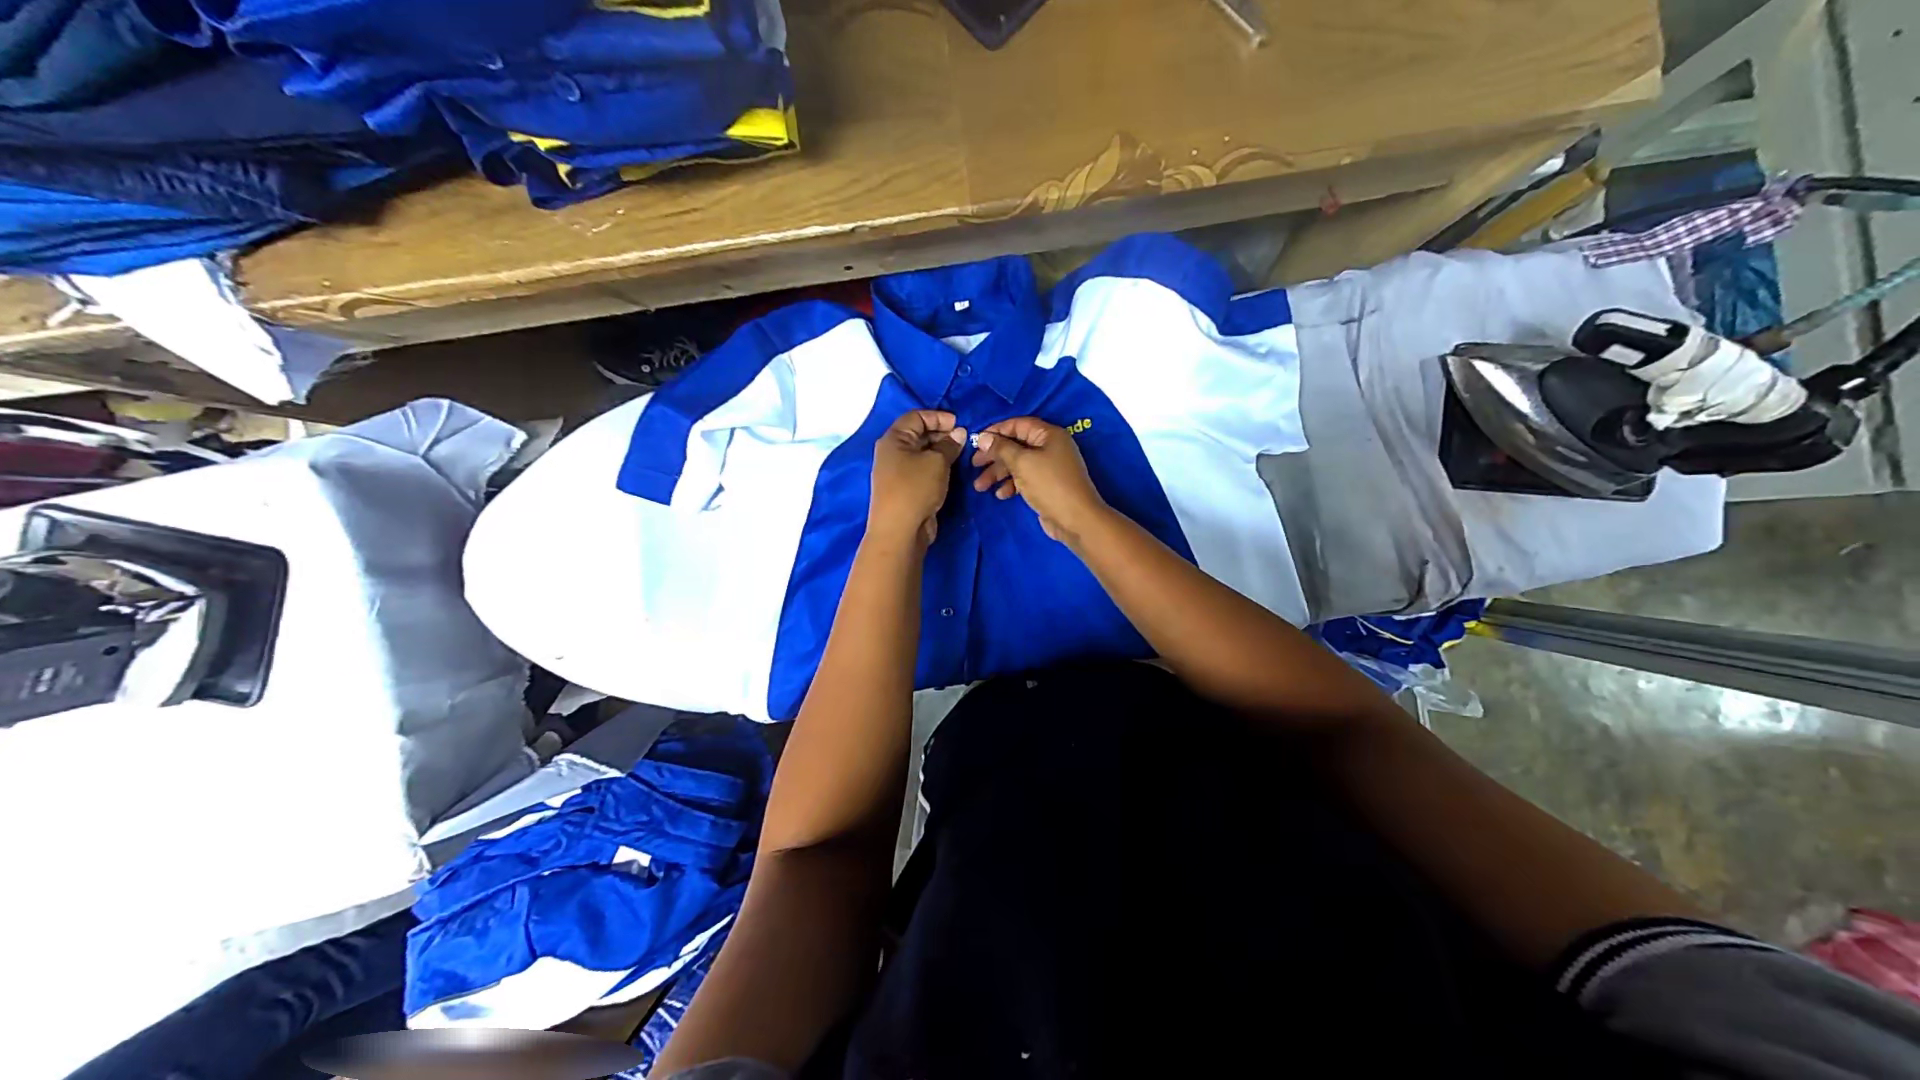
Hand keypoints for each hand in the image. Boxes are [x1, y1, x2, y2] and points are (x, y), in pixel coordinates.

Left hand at [869, 410, 966, 546]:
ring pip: (922, 453)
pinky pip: (922, 469)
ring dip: (941, 451)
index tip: (959, 424)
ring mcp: (897, 471)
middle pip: (918, 434)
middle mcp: (892, 452)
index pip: (916, 417)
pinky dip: (937, 466)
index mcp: (893, 439)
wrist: (900, 530)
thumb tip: (958, 433)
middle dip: (942, 434)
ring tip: (962, 454)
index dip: (938, 417)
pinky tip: (952, 469)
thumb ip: (949, 444)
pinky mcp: (905, 488)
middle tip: (964, 440)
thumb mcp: (937, 462)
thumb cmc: (916, 488)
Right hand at [970, 416, 1109, 542]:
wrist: (1076, 519)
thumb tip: (984, 437)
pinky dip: (1011, 484)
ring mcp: (1049, 467)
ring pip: (1017, 464)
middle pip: (1016, 445)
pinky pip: (1024, 479)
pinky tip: (1001, 495)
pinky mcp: (1046, 485)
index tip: (976, 441)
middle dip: (994, 456)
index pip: (1018, 425)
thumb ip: (1001, 448)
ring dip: (998, 473)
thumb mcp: (1022, 463)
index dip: (996, 431)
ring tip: (980, 486)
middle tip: (974, 464)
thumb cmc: (1049, 485)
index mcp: (1048, 435)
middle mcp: (1050, 447)